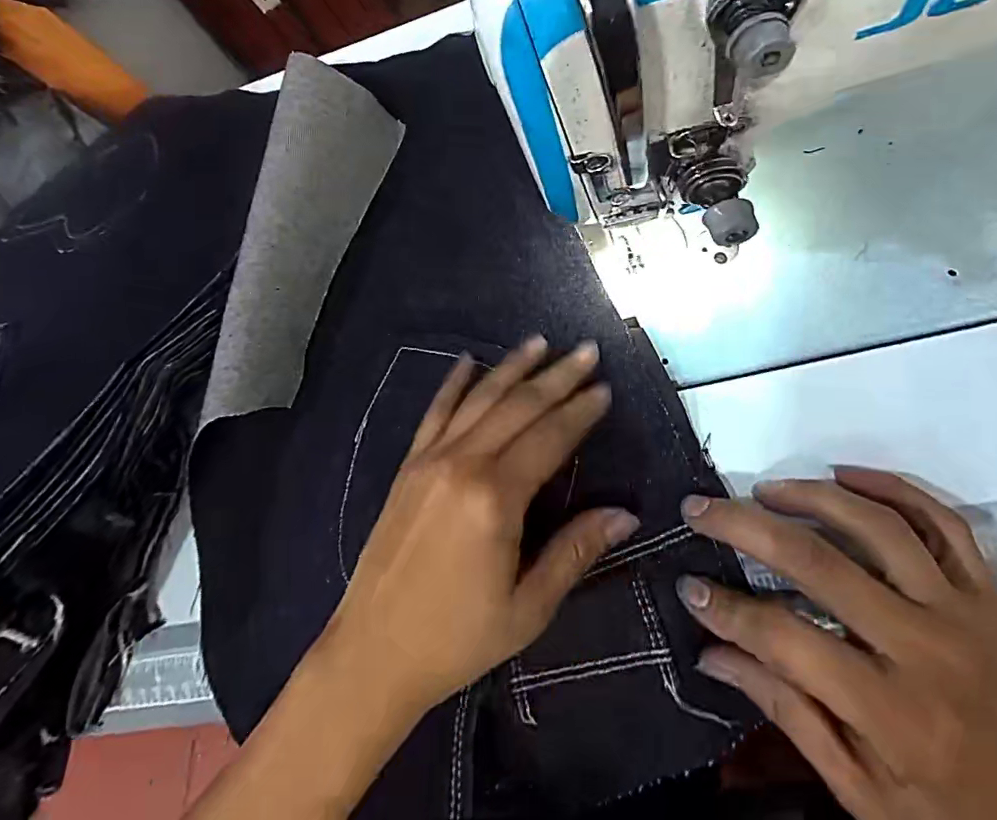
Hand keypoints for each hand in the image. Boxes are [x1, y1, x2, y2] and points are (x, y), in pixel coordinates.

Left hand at [316, 336, 640, 717]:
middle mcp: (462, 465)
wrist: (371, 654)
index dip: (580, 411)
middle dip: (557, 377)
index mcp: (495, 499)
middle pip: (518, 407)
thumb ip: (575, 551)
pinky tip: (468, 361)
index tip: (605, 388)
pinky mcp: (408, 467)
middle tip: (587, 350)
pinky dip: (453, 384)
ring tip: (540, 341)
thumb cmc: (456, 638)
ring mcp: (429, 461)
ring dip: (512, 367)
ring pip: (479, 400)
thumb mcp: (528, 608)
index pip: (549, 438)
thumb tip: (625, 515)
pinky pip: (434, 413)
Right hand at [676, 468, 996, 819]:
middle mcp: (927, 650)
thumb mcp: (860, 791)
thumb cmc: (948, 817)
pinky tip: (845, 474)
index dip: (728, 611)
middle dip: (747, 527)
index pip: (787, 640)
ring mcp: (964, 613)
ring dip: (813, 497)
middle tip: (701, 507)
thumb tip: (712, 653)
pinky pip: (944, 522)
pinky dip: (894, 486)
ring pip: (879, 527)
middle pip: (821, 565)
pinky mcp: (990, 595)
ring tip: (765, 490)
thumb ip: (787, 712)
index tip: (689, 588)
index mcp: (892, 715)